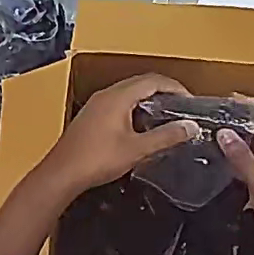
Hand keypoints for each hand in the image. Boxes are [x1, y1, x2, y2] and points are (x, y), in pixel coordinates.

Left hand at [34, 73, 198, 197]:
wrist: (62, 174)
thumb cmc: (98, 159)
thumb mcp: (137, 149)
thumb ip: (166, 136)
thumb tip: (191, 127)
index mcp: (118, 97)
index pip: (152, 80)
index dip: (175, 87)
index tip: (190, 100)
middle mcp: (106, 95)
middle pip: (140, 83)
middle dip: (163, 91)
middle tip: (181, 107)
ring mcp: (96, 104)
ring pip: (128, 93)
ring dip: (148, 99)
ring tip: (166, 115)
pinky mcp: (91, 116)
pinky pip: (118, 102)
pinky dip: (135, 107)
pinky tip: (142, 125)